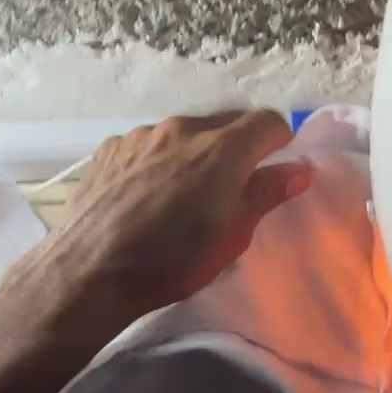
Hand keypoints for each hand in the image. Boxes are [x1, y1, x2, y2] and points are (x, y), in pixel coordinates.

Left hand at [0, 111, 312, 336]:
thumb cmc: (173, 260)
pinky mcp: (111, 148)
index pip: (267, 121)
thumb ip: (266, 194)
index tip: (274, 168)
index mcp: (223, 149)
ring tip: (184, 194)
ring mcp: (142, 135)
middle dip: (238, 147)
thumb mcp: (232, 235)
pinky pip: (150, 144)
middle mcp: (183, 129)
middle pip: (226, 122)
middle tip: (232, 188)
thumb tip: (301, 169)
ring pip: (185, 133)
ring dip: (196, 153)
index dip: (279, 142)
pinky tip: (148, 195)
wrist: (90, 271)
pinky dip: (160, 160)